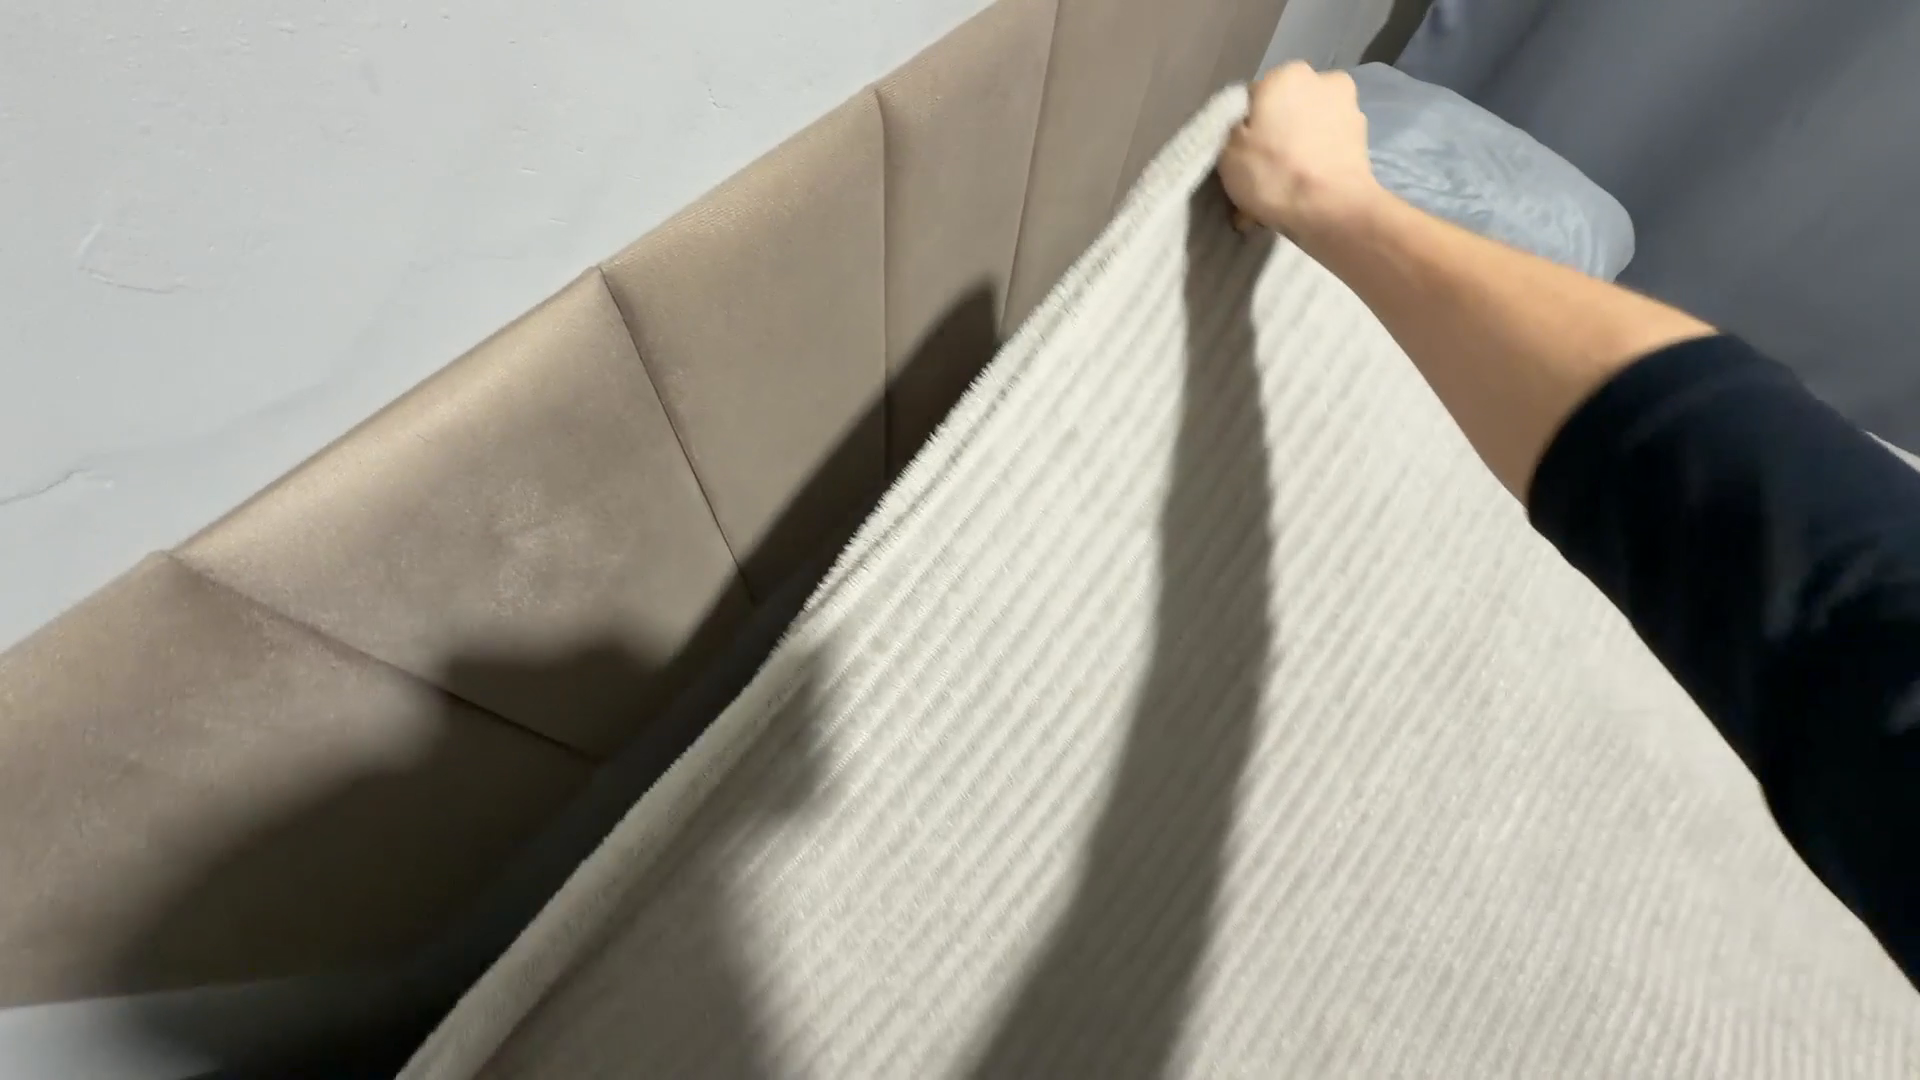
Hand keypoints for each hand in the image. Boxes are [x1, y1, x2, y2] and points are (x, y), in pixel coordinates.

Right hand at [1218, 63, 1383, 240]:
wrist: (1332, 208)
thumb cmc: (1274, 173)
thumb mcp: (1227, 149)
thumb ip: (1230, 125)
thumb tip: (1243, 122)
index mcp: (1286, 74)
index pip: (1252, 99)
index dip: (1239, 132)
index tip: (1234, 160)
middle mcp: (1323, 79)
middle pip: (1282, 115)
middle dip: (1269, 143)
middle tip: (1256, 179)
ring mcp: (1348, 108)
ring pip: (1303, 135)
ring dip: (1290, 158)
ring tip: (1277, 193)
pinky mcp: (1361, 140)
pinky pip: (1322, 153)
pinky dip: (1309, 169)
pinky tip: (1298, 196)